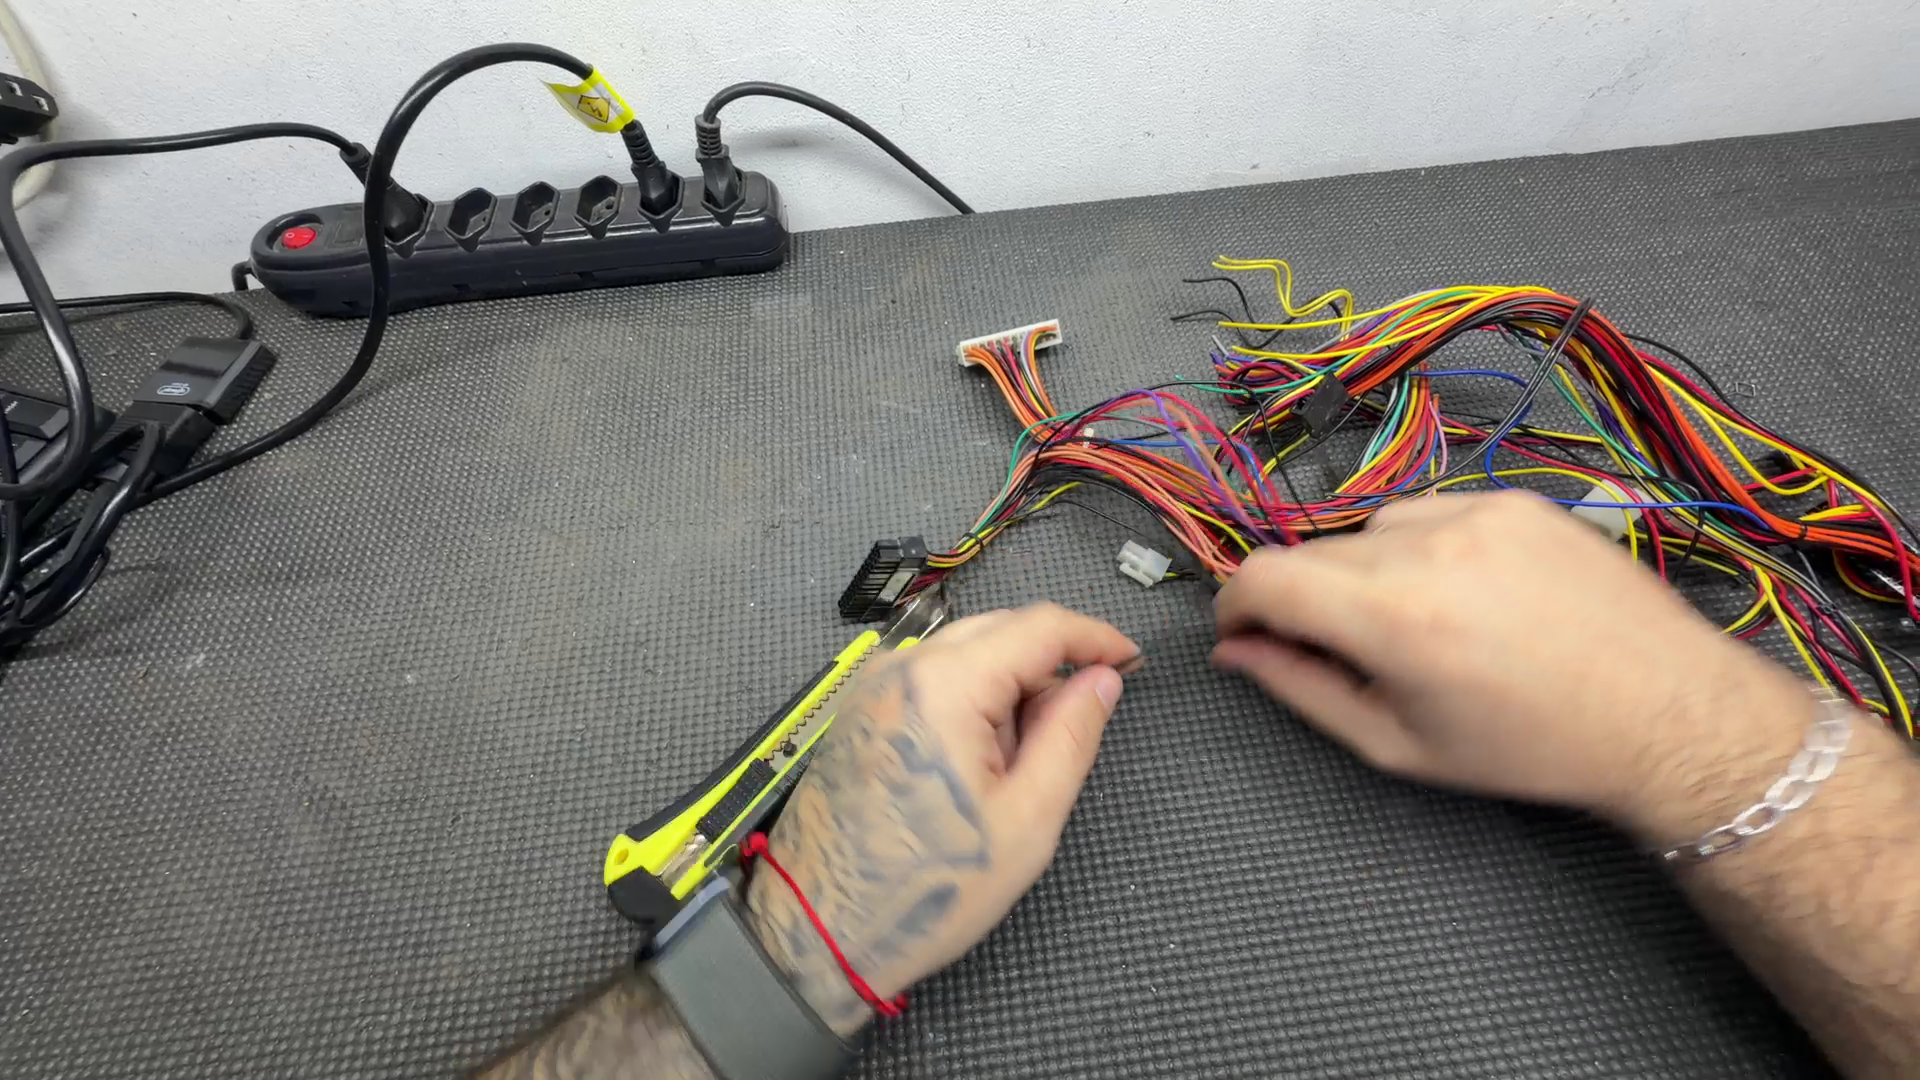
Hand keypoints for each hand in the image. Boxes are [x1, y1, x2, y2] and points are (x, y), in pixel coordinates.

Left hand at [746, 603, 1137, 1033]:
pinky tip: (972, 760)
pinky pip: (938, 674)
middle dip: (1048, 670)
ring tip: (1008, 768)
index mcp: (945, 682)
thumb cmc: (928, 885)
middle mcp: (904, 664)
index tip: (1129, 660)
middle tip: (1069, 733)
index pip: (1039, 625)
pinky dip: (972, 699)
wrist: (820, 925)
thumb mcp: (1027, 819)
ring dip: (1008, 690)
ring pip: (971, 652)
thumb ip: (1072, 735)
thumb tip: (1101, 680)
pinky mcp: (865, 701)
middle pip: (1003, 631)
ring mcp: (877, 679)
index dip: (1094, 636)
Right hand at [1211, 491, 1814, 837]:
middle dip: (1293, 599)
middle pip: (1301, 554)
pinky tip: (1455, 590)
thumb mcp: (1392, 742)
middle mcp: (1425, 549)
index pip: (1261, 578)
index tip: (1245, 635)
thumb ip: (1297, 687)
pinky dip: (1406, 551)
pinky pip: (1413, 515)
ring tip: (1409, 619)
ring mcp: (1471, 513)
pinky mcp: (1507, 498)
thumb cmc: (1522, 749)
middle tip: (1334, 645)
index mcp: (1393, 619)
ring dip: (1352, 575)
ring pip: (1355, 535)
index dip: (1233, 606)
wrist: (1678, 719)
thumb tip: (1230, 651)